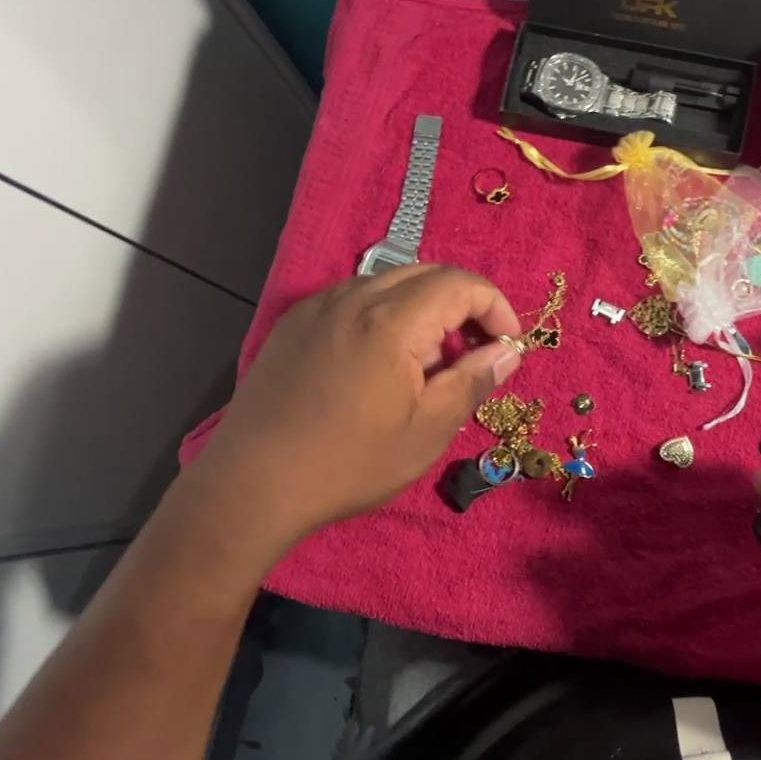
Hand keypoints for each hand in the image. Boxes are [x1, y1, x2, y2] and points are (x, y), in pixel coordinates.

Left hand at [183, 265, 522, 541]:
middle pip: (427, 274)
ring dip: (425, 309)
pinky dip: (386, 315)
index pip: (461, 284)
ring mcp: (318, 307)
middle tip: (475, 353)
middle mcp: (354, 297)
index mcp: (393, 320)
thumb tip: (508, 352)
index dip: (496, 308)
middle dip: (464, 305)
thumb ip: (473, 381)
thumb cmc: (349, 463)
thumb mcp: (427, 431)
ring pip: (389, 283)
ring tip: (430, 361)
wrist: (251, 485)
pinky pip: (354, 299)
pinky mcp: (294, 324)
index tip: (507, 346)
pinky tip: (381, 361)